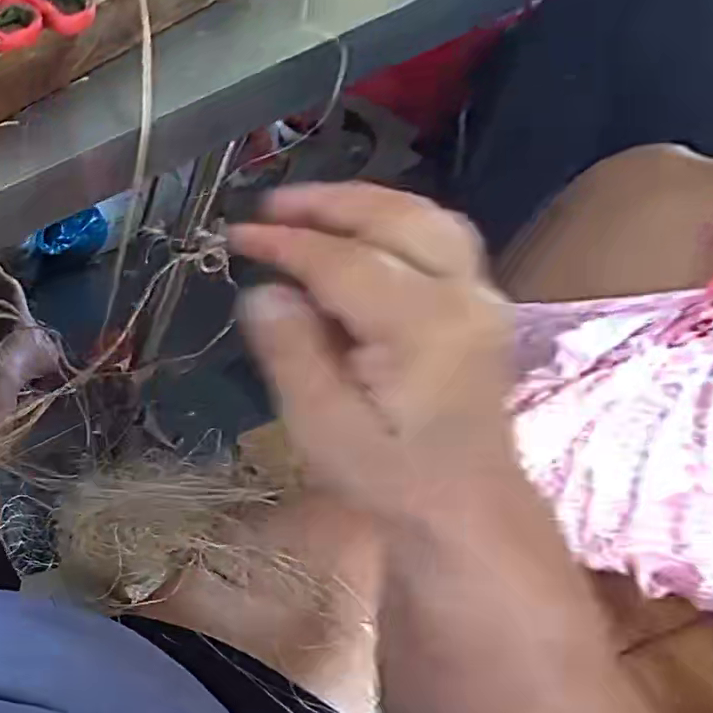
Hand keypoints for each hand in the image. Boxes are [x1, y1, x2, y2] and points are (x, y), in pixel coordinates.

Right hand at [230, 183, 516, 525]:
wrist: (462, 508)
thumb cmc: (384, 474)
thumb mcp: (320, 424)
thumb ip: (292, 352)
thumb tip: (261, 292)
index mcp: (421, 326)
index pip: (344, 262)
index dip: (285, 243)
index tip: (235, 235)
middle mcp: (462, 298)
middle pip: (399, 220)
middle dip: (329, 203)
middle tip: (266, 204)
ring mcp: (478, 299)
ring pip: (426, 221)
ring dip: (362, 204)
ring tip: (304, 207)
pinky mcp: (474, 310)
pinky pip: (435, 241)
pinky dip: (388, 223)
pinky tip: (353, 233)